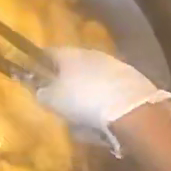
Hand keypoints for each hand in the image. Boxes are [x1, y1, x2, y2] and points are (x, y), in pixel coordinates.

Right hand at [36, 47, 170, 156]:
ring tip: (86, 116)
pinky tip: (107, 118)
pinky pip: (110, 88)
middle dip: (66, 81)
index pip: (47, 54)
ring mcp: (112, 64)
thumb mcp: (53, 101)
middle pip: (71, 66)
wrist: (133, 111)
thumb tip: (39, 90)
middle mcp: (89, 53)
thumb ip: (41, 93)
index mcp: (67, 53)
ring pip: (92, 77)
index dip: (40, 66)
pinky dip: (106, 99)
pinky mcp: (132, 79)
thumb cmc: (84, 101)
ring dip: (88, 91)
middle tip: (63, 102)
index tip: (37, 81)